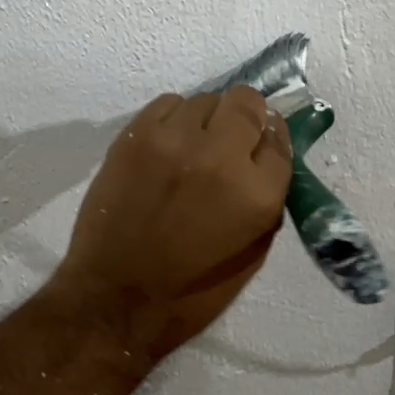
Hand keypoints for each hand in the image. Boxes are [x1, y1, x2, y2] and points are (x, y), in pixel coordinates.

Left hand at [50, 86, 293, 357]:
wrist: (116, 295)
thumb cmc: (190, 288)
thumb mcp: (251, 252)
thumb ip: (266, 198)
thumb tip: (265, 156)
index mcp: (257, 195)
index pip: (279, 139)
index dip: (269, 139)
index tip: (259, 144)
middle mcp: (222, 157)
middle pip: (247, 103)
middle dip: (245, 117)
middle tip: (230, 137)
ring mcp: (176, 140)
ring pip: (205, 99)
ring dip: (206, 119)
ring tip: (192, 147)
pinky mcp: (138, 133)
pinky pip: (168, 102)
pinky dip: (173, 119)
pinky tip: (166, 146)